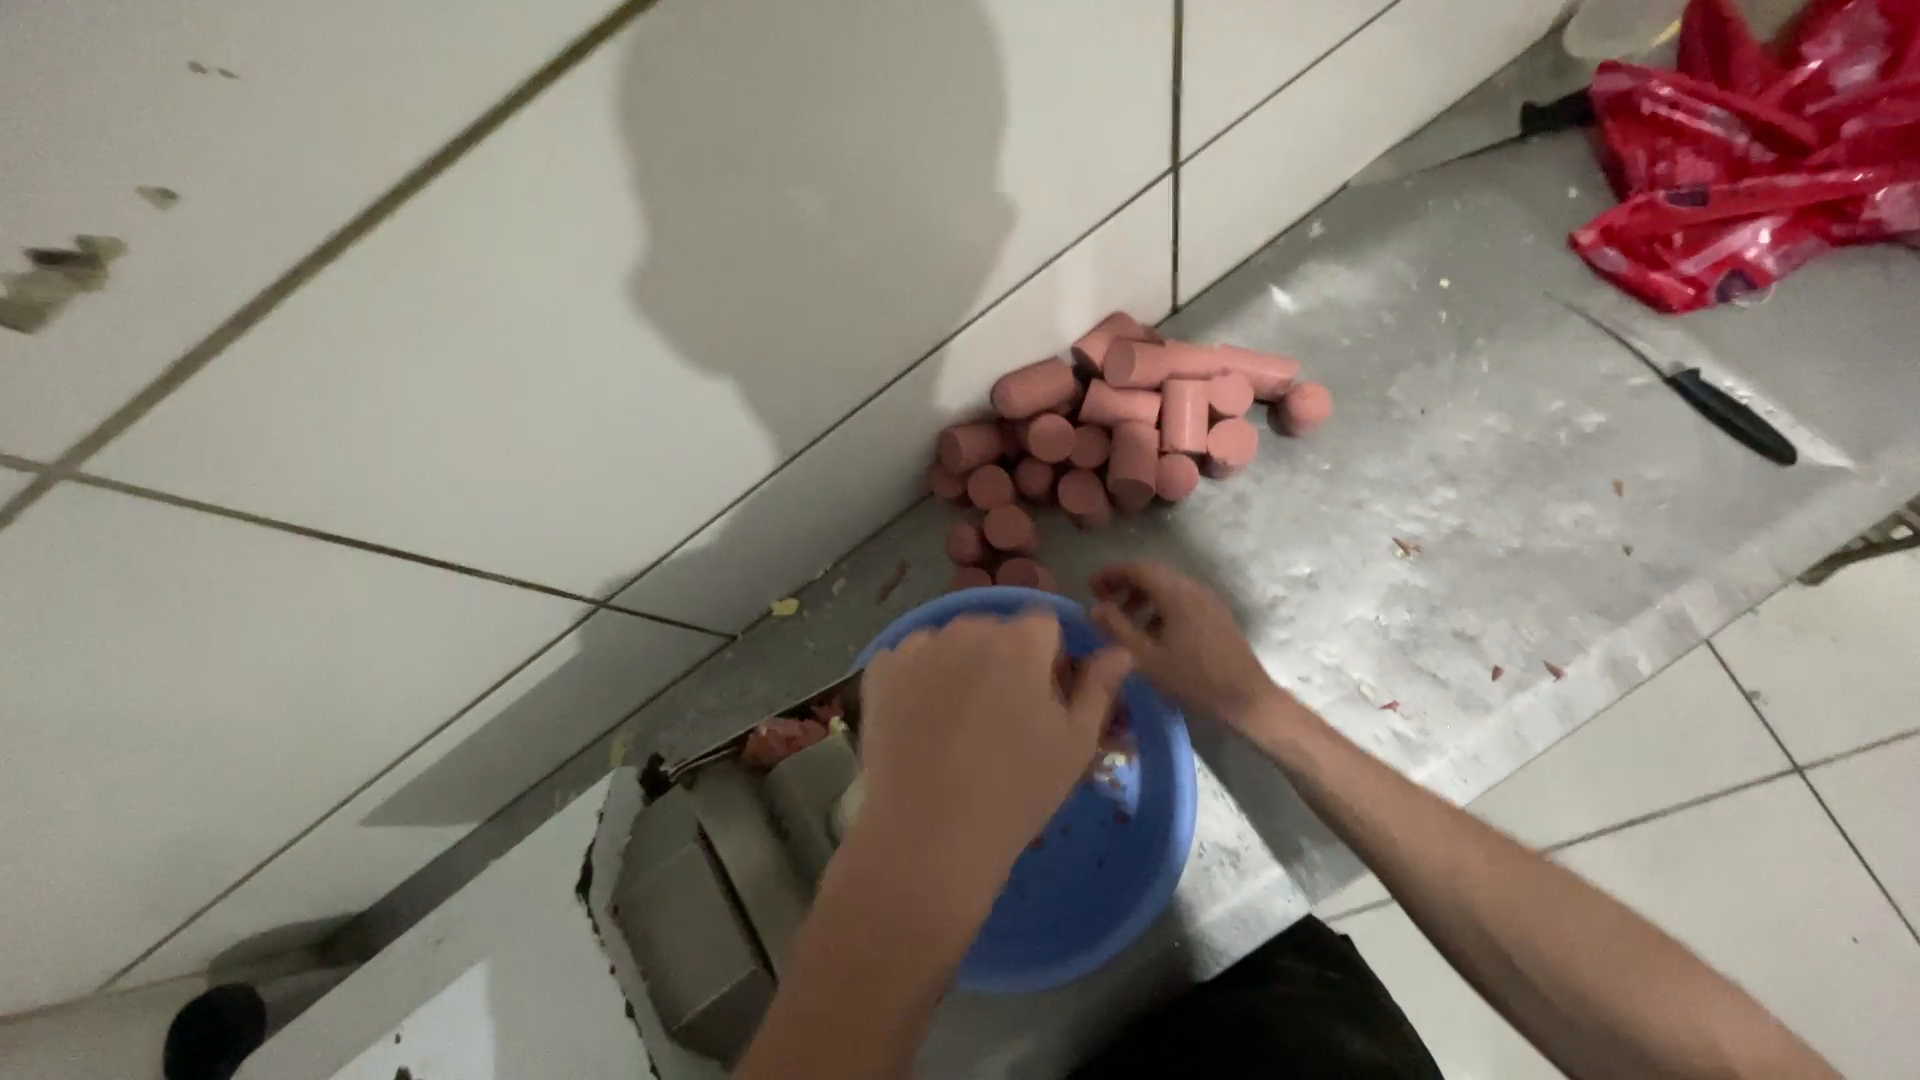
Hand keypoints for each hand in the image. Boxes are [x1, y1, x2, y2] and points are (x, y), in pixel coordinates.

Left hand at [857, 612, 1131, 892]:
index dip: (1049, 658)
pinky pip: (908, 659)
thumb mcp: (1074, 744)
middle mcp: (967, 629)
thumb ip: (1098, 688)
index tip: (1043, 699)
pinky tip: (919, 721)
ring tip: (955, 723)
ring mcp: (918, 647)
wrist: (929, 835)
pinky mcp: (881, 670)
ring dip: (959, 665)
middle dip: (1003, 658)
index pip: (1044, 624)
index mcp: (1021, 641)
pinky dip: (917, 679)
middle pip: (994, 630)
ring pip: (950, 642)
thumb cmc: (1016, 792)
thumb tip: (1119, 650)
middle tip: (1000, 716)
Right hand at [1089, 563, 1282, 727]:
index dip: (1111, 574)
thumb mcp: (1146, 658)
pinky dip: (1160, 607)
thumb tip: (1095, 607)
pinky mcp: (1216, 615)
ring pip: (1168, 588)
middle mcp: (1194, 589)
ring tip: (1124, 622)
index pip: (1138, 568)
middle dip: (1125, 585)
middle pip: (1153, 574)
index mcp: (1177, 594)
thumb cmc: (1194, 679)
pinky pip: (1182, 600)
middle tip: (1102, 603)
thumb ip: (1117, 629)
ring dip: (1142, 598)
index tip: (1090, 588)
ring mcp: (1209, 601)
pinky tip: (1152, 634)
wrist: (1247, 698)